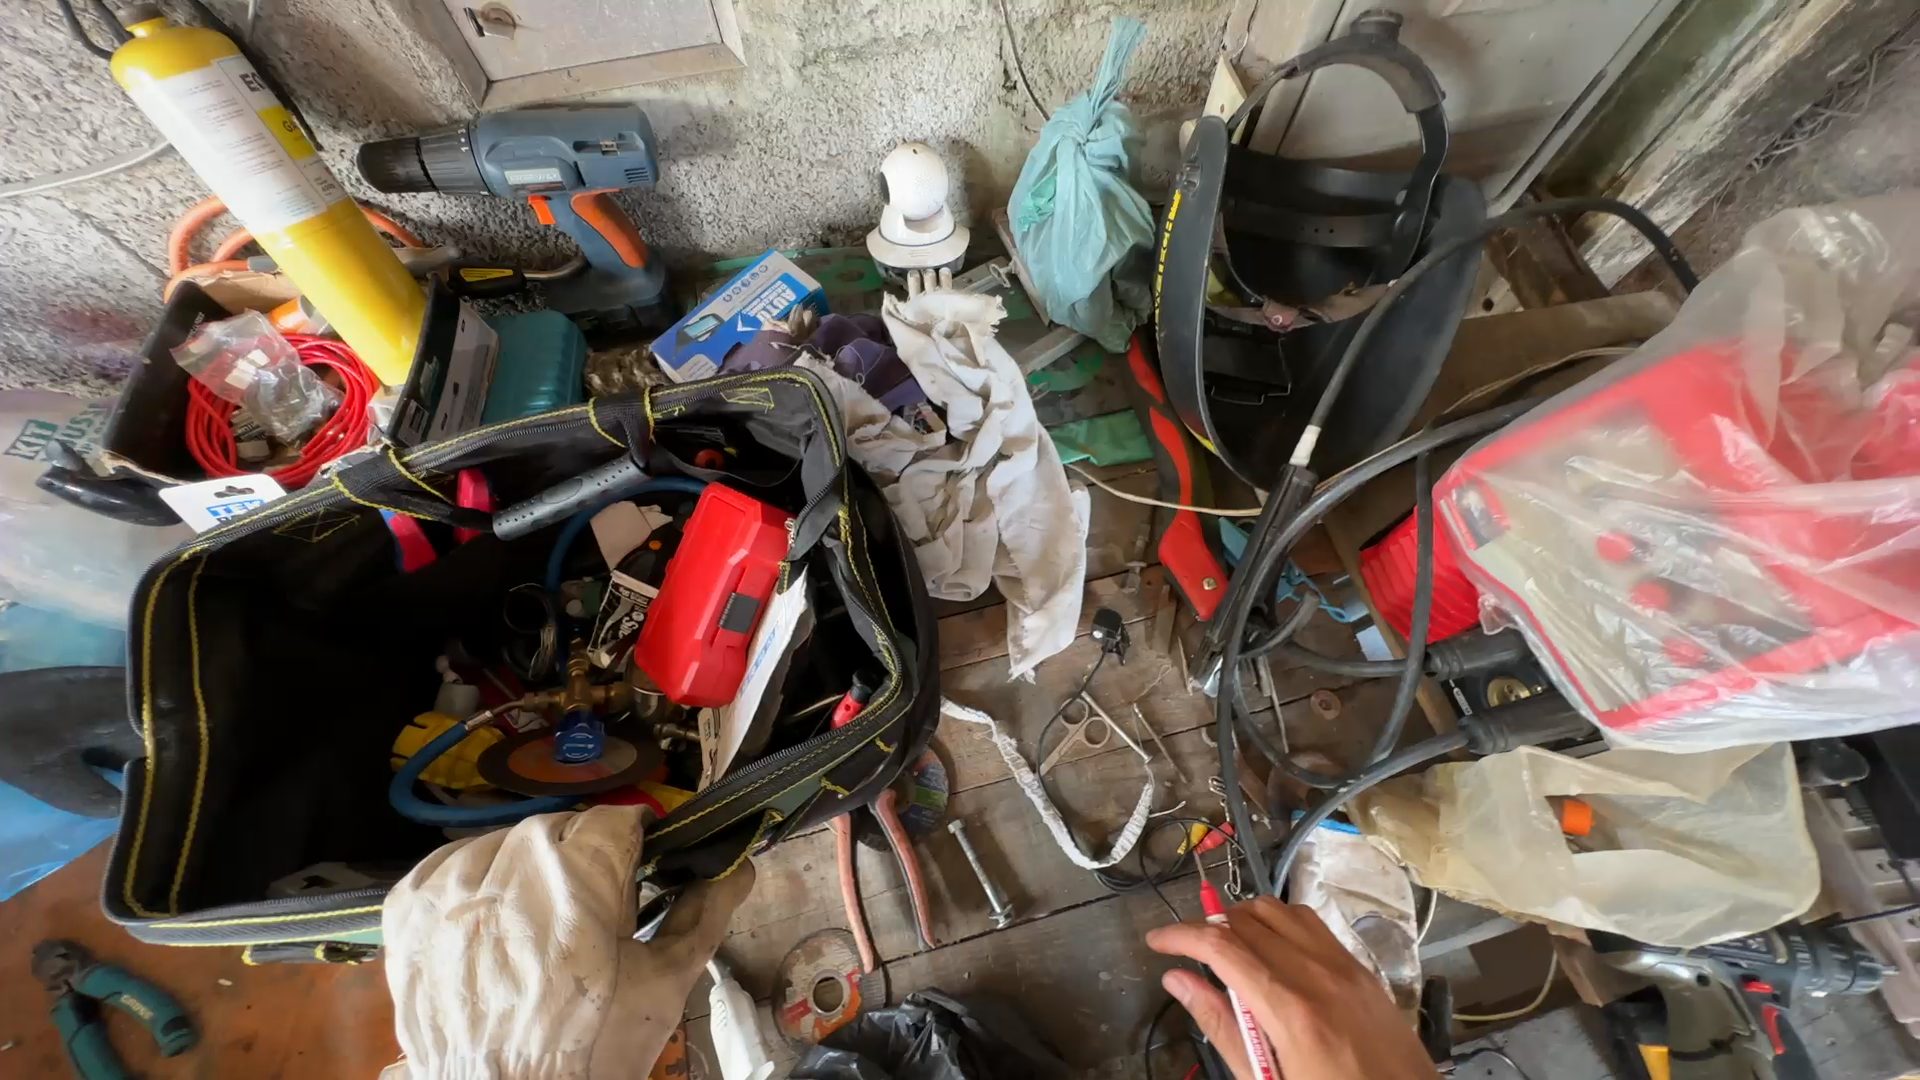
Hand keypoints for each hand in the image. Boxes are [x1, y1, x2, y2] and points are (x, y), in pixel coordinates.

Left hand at [381, 805, 754, 1079]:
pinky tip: (491, 902)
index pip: (617, 819)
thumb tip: (742, 864)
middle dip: (590, 854)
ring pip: (510, 838)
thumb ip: (709, 910)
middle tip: (598, 904)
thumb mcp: (668, 980)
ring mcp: (454, 896)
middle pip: (565, 826)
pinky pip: (447, 861)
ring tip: (545, 910)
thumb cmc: (595, 1047)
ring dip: (534, 861)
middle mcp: (513, 875)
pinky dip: (473, 871)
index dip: (637, 842)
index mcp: (580, 885)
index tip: (640, 869)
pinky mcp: (410, 921)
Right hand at [1146, 895, 1437, 1079]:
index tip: (1156, 941)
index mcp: (1291, 1012)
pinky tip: (1271, 949)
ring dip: (1242, 919)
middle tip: (1189, 955)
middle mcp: (1318, 975)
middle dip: (1206, 929)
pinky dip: (1278, 922)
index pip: (1220, 947)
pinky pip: (1309, 921)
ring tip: (1228, 948)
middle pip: (1244, 920)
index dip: (1180, 935)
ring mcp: (1345, 968)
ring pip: (1276, 909)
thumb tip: (1177, 980)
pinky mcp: (1363, 970)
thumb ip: (1222, 1029)